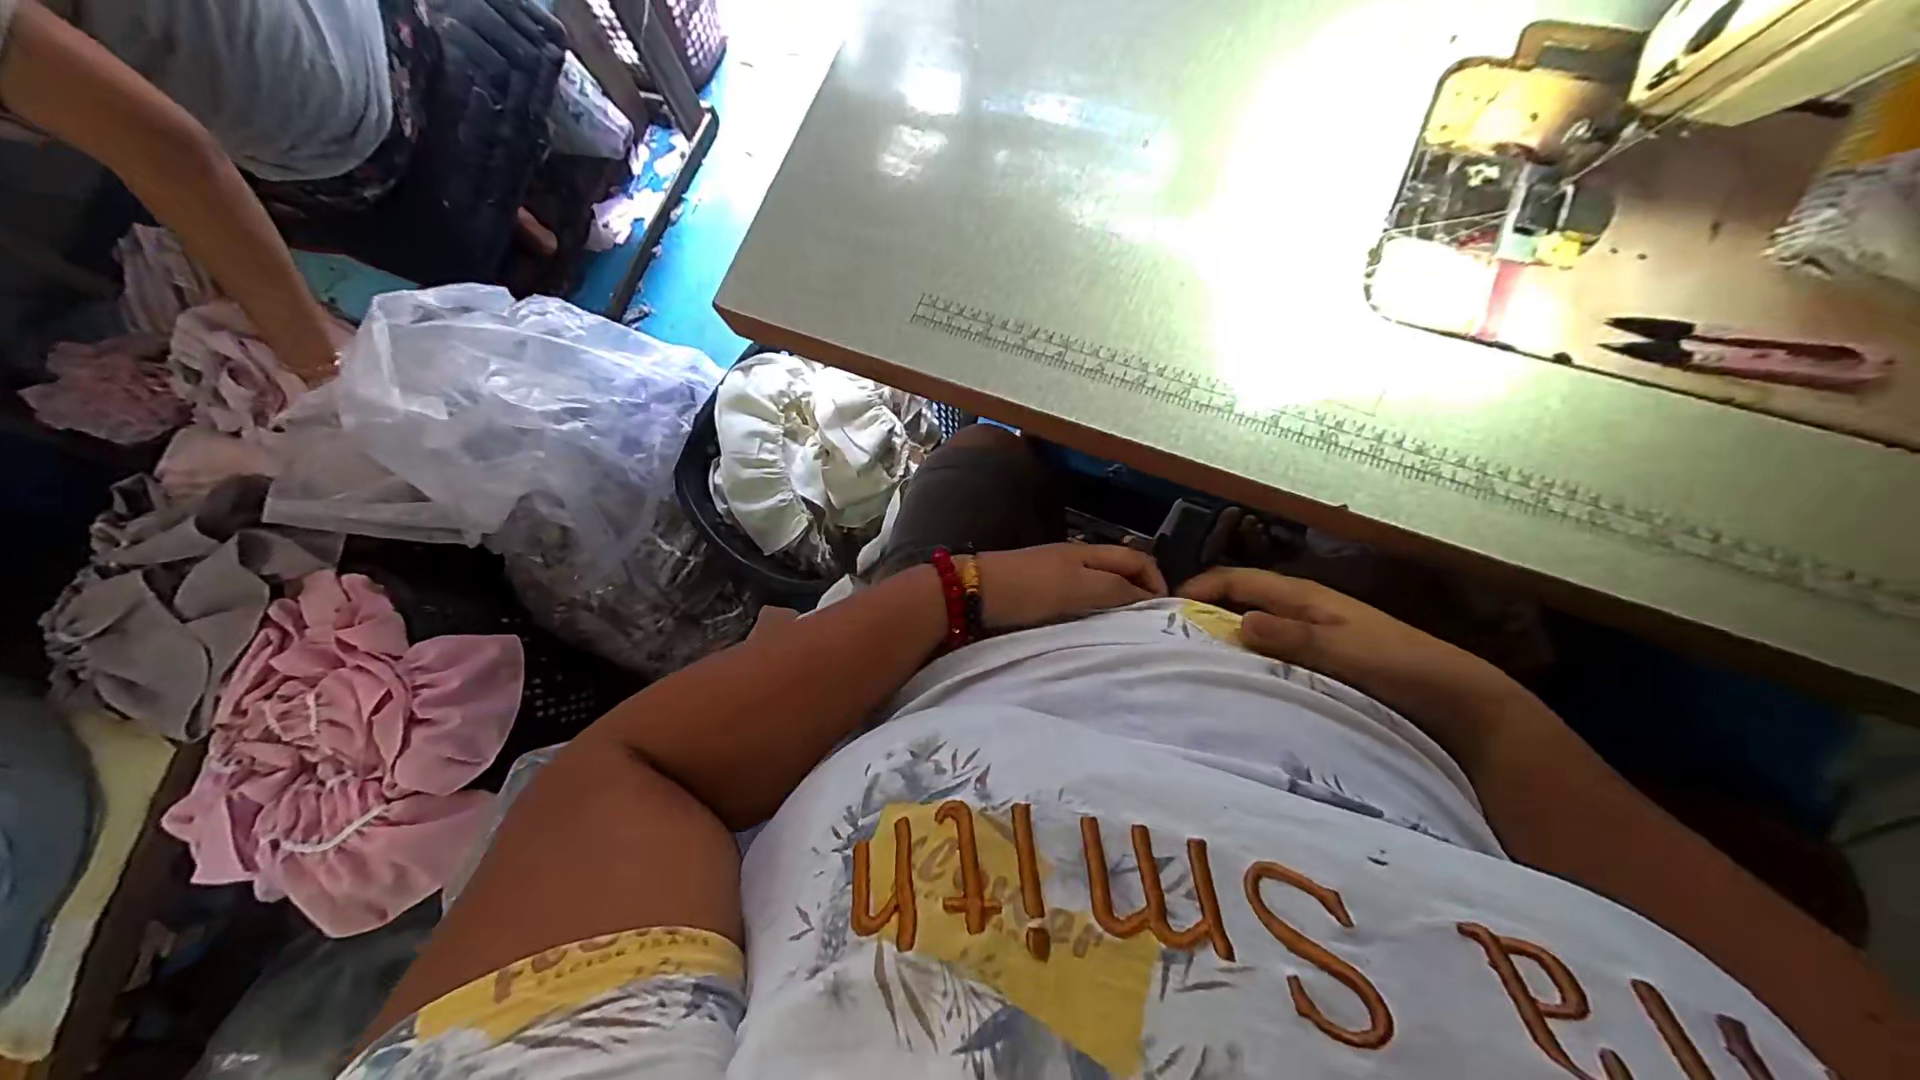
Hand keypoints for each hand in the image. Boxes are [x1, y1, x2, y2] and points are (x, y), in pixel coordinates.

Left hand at [973, 543, 1166, 629]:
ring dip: (1117, 603)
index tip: (1167, 611)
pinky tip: (1092, 628)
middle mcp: (1076, 560)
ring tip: (1126, 630)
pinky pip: (1078, 599)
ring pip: (1100, 586)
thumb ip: (1113, 587)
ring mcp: (1056, 576)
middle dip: (1140, 591)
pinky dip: (1094, 610)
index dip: (1156, 580)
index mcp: (1088, 553)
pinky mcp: (1040, 594)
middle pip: (1120, 571)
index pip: (1136, 559)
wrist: (973, 592)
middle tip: (1150, 623)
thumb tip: (1146, 595)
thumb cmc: (1028, 588)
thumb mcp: (1076, 587)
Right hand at [1178, 567, 1544, 755]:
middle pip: (1243, 599)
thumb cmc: (1400, 666)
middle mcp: (1304, 609)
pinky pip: (1270, 648)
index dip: (1202, 586)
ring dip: (1225, 633)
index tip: (1166, 608)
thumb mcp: (1344, 650)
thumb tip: (1237, 621)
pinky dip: (1247, 655)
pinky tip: (1237, 677)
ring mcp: (1312, 634)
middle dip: (1206, 609)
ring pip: (1255, 624)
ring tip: (1194, 657)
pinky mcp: (1320, 658)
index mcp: (1306, 597)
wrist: (1461, 700)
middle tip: (1171, 635)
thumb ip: (1293, 636)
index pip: (1240, 579)